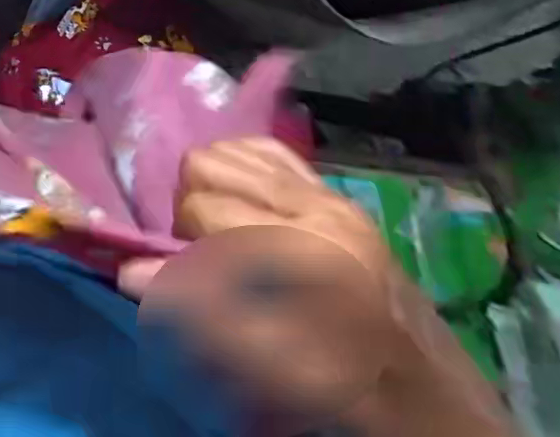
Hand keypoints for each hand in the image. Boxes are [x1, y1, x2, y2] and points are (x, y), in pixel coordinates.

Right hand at [119, 138, 405, 428]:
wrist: (434, 409)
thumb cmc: (346, 392)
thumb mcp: (272, 369)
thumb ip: (199, 311)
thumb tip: (125, 271)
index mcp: (307, 250)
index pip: (198, 208)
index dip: (182, 243)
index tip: (196, 281)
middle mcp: (319, 209)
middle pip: (203, 164)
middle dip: (190, 207)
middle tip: (209, 254)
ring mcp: (331, 198)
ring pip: (225, 150)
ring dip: (211, 187)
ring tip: (228, 231)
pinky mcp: (338, 198)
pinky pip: (263, 149)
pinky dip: (240, 168)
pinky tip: (247, 206)